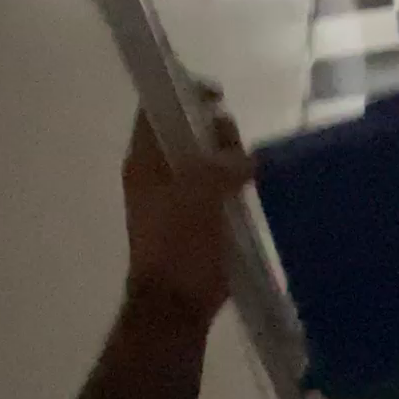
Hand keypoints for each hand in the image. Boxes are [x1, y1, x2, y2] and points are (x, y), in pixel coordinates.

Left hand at [122, 99, 253, 323]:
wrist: (178, 304)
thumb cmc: (178, 246)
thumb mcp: (198, 196)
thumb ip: (220, 167)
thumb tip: (245, 159)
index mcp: (145, 162)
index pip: (155, 111)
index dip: (181, 94)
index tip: (214, 94)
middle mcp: (159, 175)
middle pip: (187, 134)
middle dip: (214, 131)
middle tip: (235, 147)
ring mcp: (180, 199)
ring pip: (207, 163)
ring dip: (229, 160)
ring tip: (249, 171)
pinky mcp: (200, 220)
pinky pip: (220, 190)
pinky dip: (235, 184)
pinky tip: (253, 188)